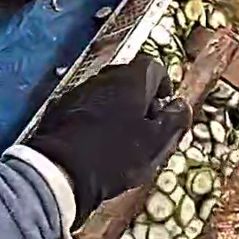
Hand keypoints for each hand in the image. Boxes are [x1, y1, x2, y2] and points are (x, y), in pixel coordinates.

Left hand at [24, 56, 190, 218]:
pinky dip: (94, 120)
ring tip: (121, 139)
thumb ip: (174, 120)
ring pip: (104, 94)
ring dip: (116, 109)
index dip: (163, 84)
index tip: (164, 105)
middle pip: (127, 79)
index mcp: (130, 81)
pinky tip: (96, 144)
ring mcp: (76, 93)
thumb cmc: (114, 156)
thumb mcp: (156, 144)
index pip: (153, 66)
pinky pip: (84, 108)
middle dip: (140, 99)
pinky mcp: (57, 110)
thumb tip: (181, 105)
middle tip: (147, 126)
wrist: (58, 172)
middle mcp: (102, 79)